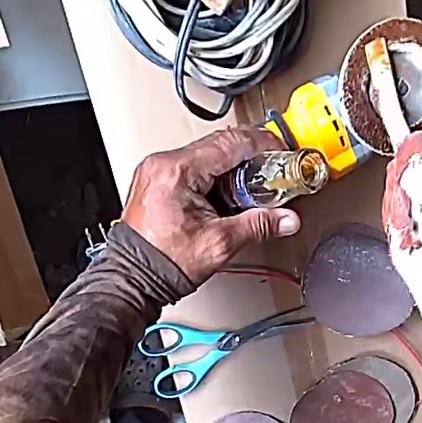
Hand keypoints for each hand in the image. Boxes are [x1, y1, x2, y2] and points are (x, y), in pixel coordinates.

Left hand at [122, 128, 303, 283]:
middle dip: (249, 159)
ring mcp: (157, 172)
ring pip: (205, 156)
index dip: (262, 146)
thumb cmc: (163, 262)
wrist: (135, 279)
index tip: (280, 154)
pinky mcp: (156, 183)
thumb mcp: (220, 243)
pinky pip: (191, 169)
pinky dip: (213, 178)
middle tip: (271, 174)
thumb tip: (286, 219)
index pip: (230, 143)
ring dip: (231, 170)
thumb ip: (258, 225)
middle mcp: (163, 164)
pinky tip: (226, 196)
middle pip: (218, 146)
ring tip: (250, 191)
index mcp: (177, 170)